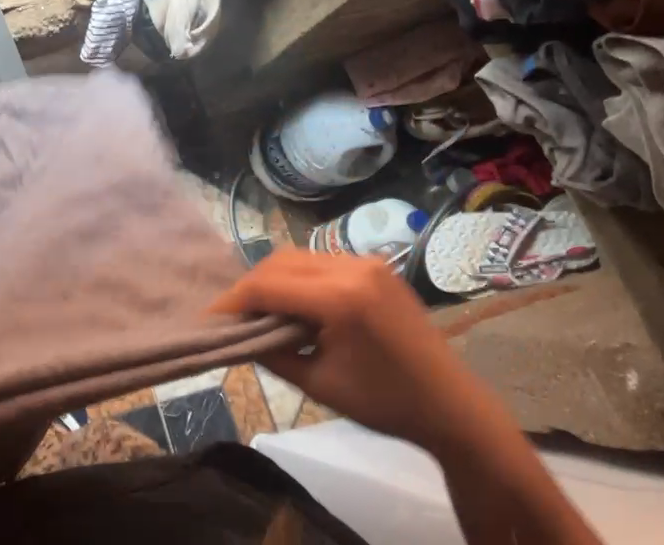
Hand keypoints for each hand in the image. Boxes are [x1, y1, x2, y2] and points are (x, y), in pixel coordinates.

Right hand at [208, 249, 500, 456]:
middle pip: (279, 262)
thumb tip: (237, 335)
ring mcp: (368, 263)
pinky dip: (300, 277)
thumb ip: (271, 352)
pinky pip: (323, 261)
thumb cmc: (384, 403)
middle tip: (235, 314)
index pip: (267, 285)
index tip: (211, 317)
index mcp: (340, 298)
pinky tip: (296, 303)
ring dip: (274, 278)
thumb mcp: (317, 383)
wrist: (452, 407)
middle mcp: (353, 267)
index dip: (234, 300)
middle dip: (251, 286)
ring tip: (262, 309)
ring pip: (299, 257)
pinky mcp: (377, 267)